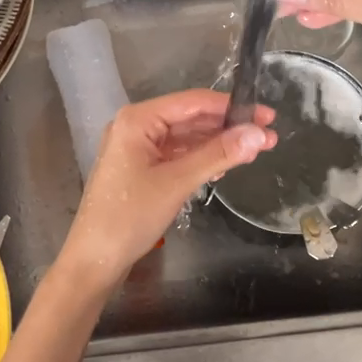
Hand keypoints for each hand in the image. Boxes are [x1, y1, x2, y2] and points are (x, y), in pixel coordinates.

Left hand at [56, 90, 275, 291]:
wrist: (94, 260)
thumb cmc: (129, 216)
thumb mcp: (177, 183)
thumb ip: (217, 155)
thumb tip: (258, 134)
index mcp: (137, 119)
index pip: (192, 102)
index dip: (231, 107)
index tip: (267, 115)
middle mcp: (135, 126)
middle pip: (190, 118)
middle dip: (228, 127)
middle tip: (267, 136)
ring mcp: (137, 148)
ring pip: (185, 137)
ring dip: (217, 144)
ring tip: (254, 151)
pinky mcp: (140, 169)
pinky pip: (176, 155)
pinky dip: (200, 158)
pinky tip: (224, 166)